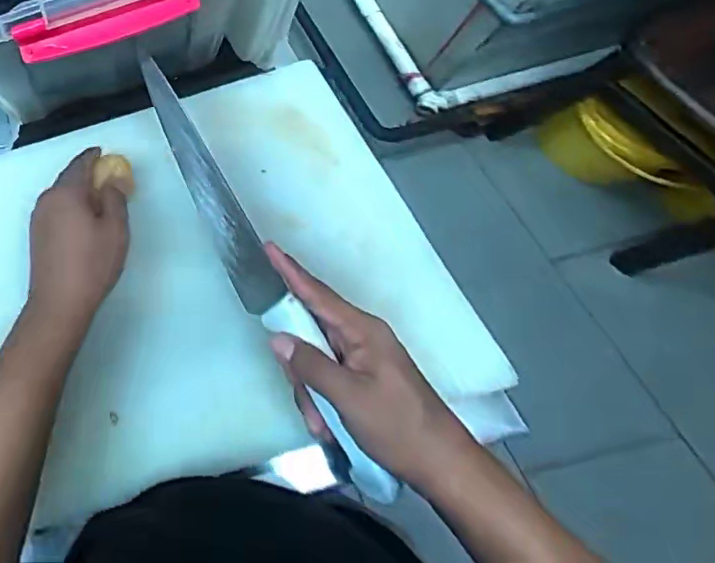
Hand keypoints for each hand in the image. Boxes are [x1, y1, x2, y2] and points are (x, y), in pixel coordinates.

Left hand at [24, 148, 130, 338]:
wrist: (58, 302)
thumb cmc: (92, 264)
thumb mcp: (115, 229)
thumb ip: (115, 198)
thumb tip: (111, 180)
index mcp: (66, 192)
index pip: (80, 164)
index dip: (93, 156)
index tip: (103, 153)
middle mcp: (47, 198)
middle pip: (68, 177)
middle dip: (85, 173)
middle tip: (105, 177)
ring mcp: (38, 216)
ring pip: (60, 193)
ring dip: (76, 191)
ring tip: (96, 199)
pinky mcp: (35, 233)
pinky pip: (54, 208)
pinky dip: (68, 205)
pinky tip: (80, 218)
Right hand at [265, 242, 481, 492]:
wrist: (445, 468)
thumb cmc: (401, 427)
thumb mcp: (349, 397)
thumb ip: (310, 365)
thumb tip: (278, 338)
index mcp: (362, 331)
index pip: (317, 293)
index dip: (290, 270)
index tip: (269, 246)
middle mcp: (361, 337)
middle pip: (310, 333)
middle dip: (301, 369)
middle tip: (308, 400)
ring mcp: (363, 359)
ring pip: (315, 361)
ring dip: (313, 394)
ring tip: (325, 425)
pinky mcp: (363, 379)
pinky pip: (327, 378)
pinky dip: (323, 402)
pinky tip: (331, 428)